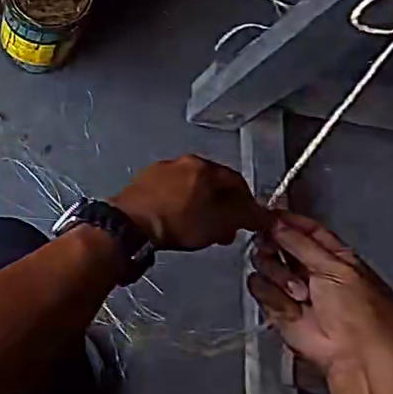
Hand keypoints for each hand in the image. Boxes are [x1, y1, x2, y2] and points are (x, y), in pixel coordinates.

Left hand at [111, 154, 269, 252]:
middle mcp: (179, 162)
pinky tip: (178, 225)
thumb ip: (245, 216)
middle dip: (223, 208)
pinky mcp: (142, 184)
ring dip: (201, 208)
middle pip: (212, 184)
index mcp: (202, 166)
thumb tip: (261, 215)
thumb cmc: (176, 221)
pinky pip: (169, 194)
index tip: (249, 220)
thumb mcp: (220, 223)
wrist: (130, 225)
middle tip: (225, 230)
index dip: (247, 203)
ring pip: (190, 189)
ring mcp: (158, 171)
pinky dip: (179, 207)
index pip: (236, 180)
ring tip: (202, 231)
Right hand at [248, 210, 392, 376]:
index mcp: (333, 255)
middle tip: (273, 249)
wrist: (357, 357)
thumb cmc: (359, 309)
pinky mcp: (276, 307)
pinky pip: (259, 287)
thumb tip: (273, 220)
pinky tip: (291, 306)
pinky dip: (272, 295)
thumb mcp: (336, 268)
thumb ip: (300, 242)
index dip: (286, 219)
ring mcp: (291, 287)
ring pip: (264, 263)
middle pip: (277, 242)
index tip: (265, 212)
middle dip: (273, 244)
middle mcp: (310, 268)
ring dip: (278, 274)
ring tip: (299, 293)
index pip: (305, 228)